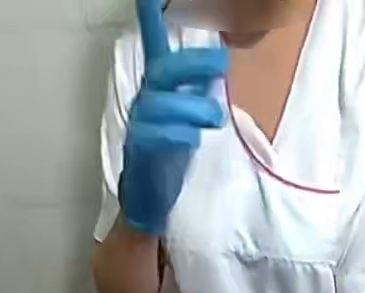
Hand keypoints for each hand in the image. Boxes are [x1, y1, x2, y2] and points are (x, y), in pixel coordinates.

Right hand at [120, 0, 228, 235]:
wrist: (149, 202)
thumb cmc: (169, 158)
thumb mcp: (187, 118)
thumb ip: (196, 90)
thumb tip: (219, 59)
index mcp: (158, 92)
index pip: (155, 47)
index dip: (151, 18)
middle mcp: (146, 103)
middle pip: (163, 71)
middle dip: (192, 62)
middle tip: (222, 61)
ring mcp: (141, 127)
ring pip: (161, 105)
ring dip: (192, 106)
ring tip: (217, 116)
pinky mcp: (142, 153)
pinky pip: (157, 137)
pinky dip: (178, 134)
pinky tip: (192, 138)